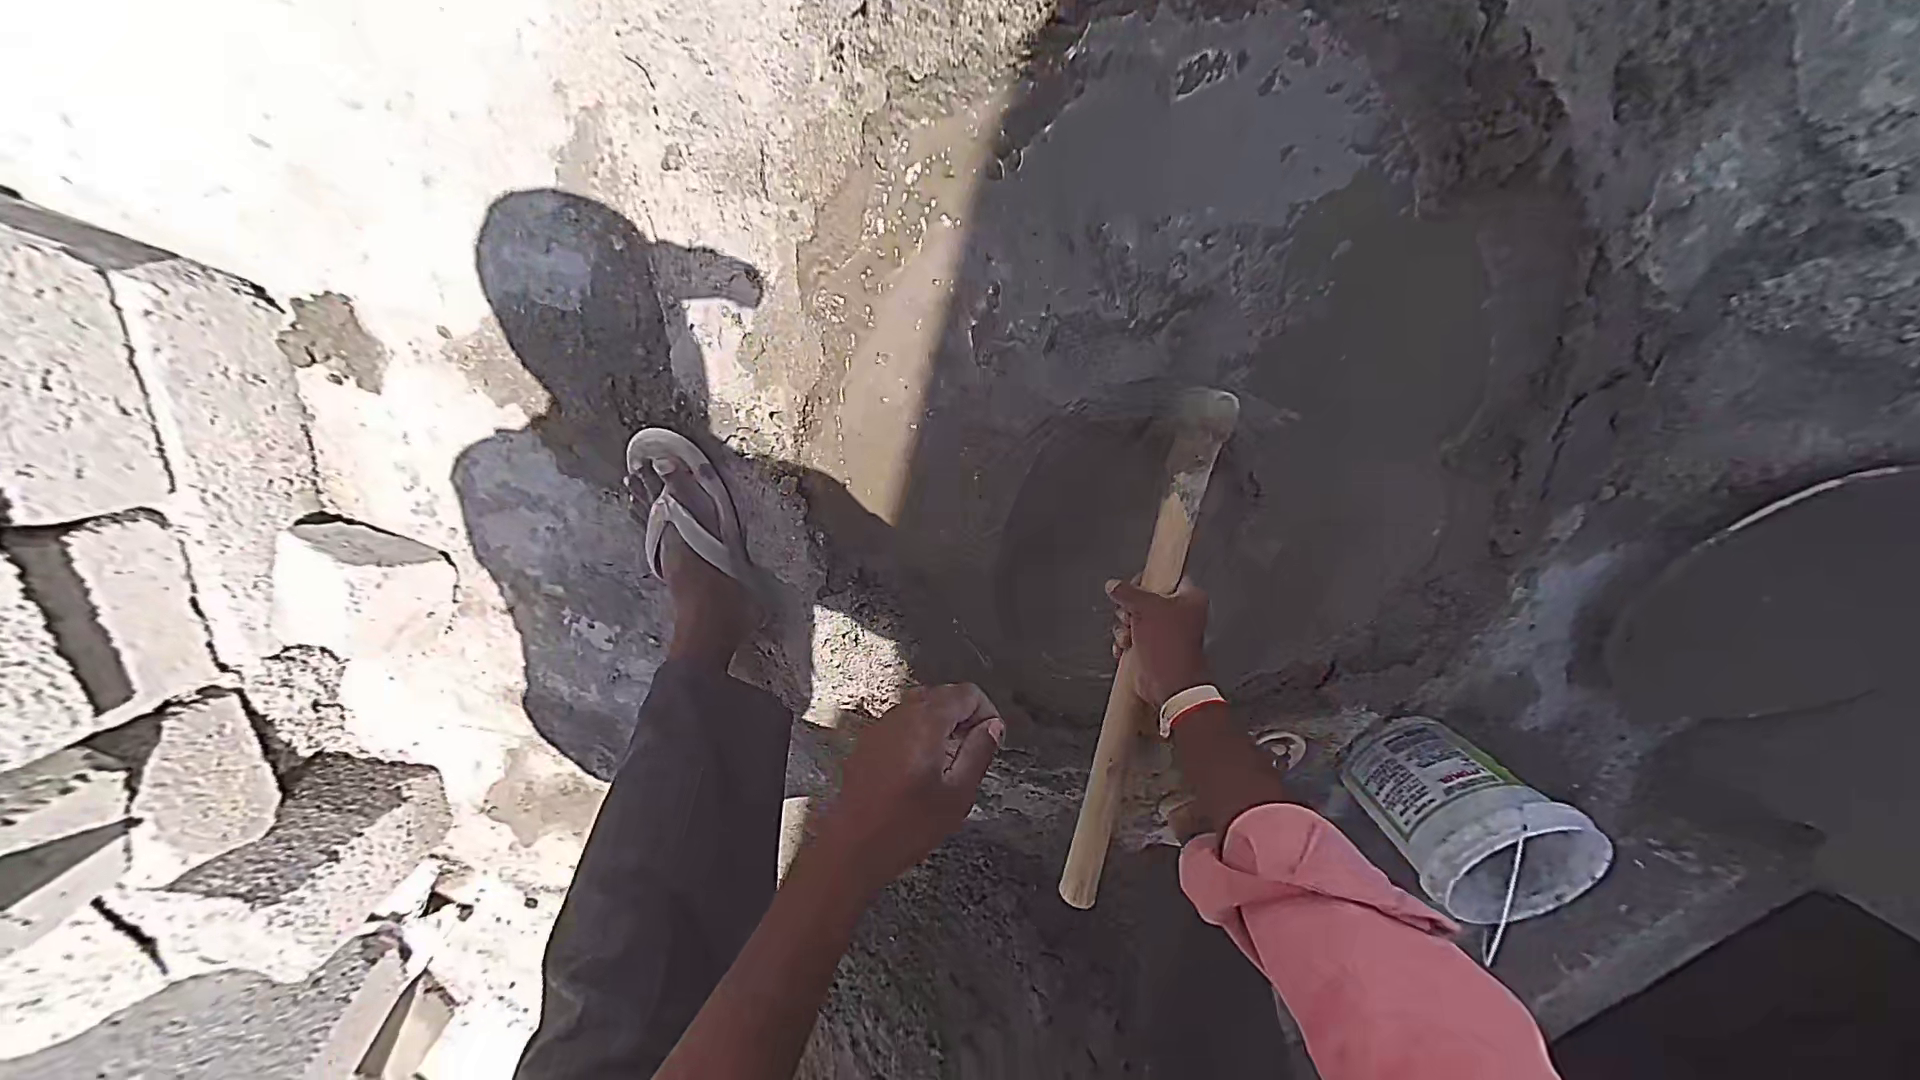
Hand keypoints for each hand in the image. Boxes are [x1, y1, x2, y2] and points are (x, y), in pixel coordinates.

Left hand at [811, 683, 1004, 891]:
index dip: (987, 713)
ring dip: (943, 725)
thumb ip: (979, 752)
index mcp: (926, 721)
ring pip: (923, 707)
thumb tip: (992, 727)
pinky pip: (903, 723)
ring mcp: (882, 726)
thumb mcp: (958, 793)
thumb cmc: (904, 826)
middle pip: (944, 695)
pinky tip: (923, 769)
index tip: (992, 737)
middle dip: (966, 717)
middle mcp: (902, 715)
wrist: (853, 847)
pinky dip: (921, 734)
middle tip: (975, 750)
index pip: (967, 693)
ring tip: (951, 763)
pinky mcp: (870, 742)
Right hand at [1107, 579, 1210, 708]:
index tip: (1135, 587)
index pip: (1165, 576)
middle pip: (1144, 597)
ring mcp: (1165, 631)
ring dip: (1124, 627)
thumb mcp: (1146, 608)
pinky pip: (1131, 634)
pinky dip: (1124, 639)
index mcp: (1189, 598)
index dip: (1147, 580)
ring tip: (1129, 635)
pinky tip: (1126, 646)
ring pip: (1134, 617)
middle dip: (1129, 608)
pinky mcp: (1152, 646)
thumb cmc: (1170, 647)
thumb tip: (1114, 585)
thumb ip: (1127, 592)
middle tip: (1132, 616)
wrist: (1168, 684)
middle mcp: (1179, 613)